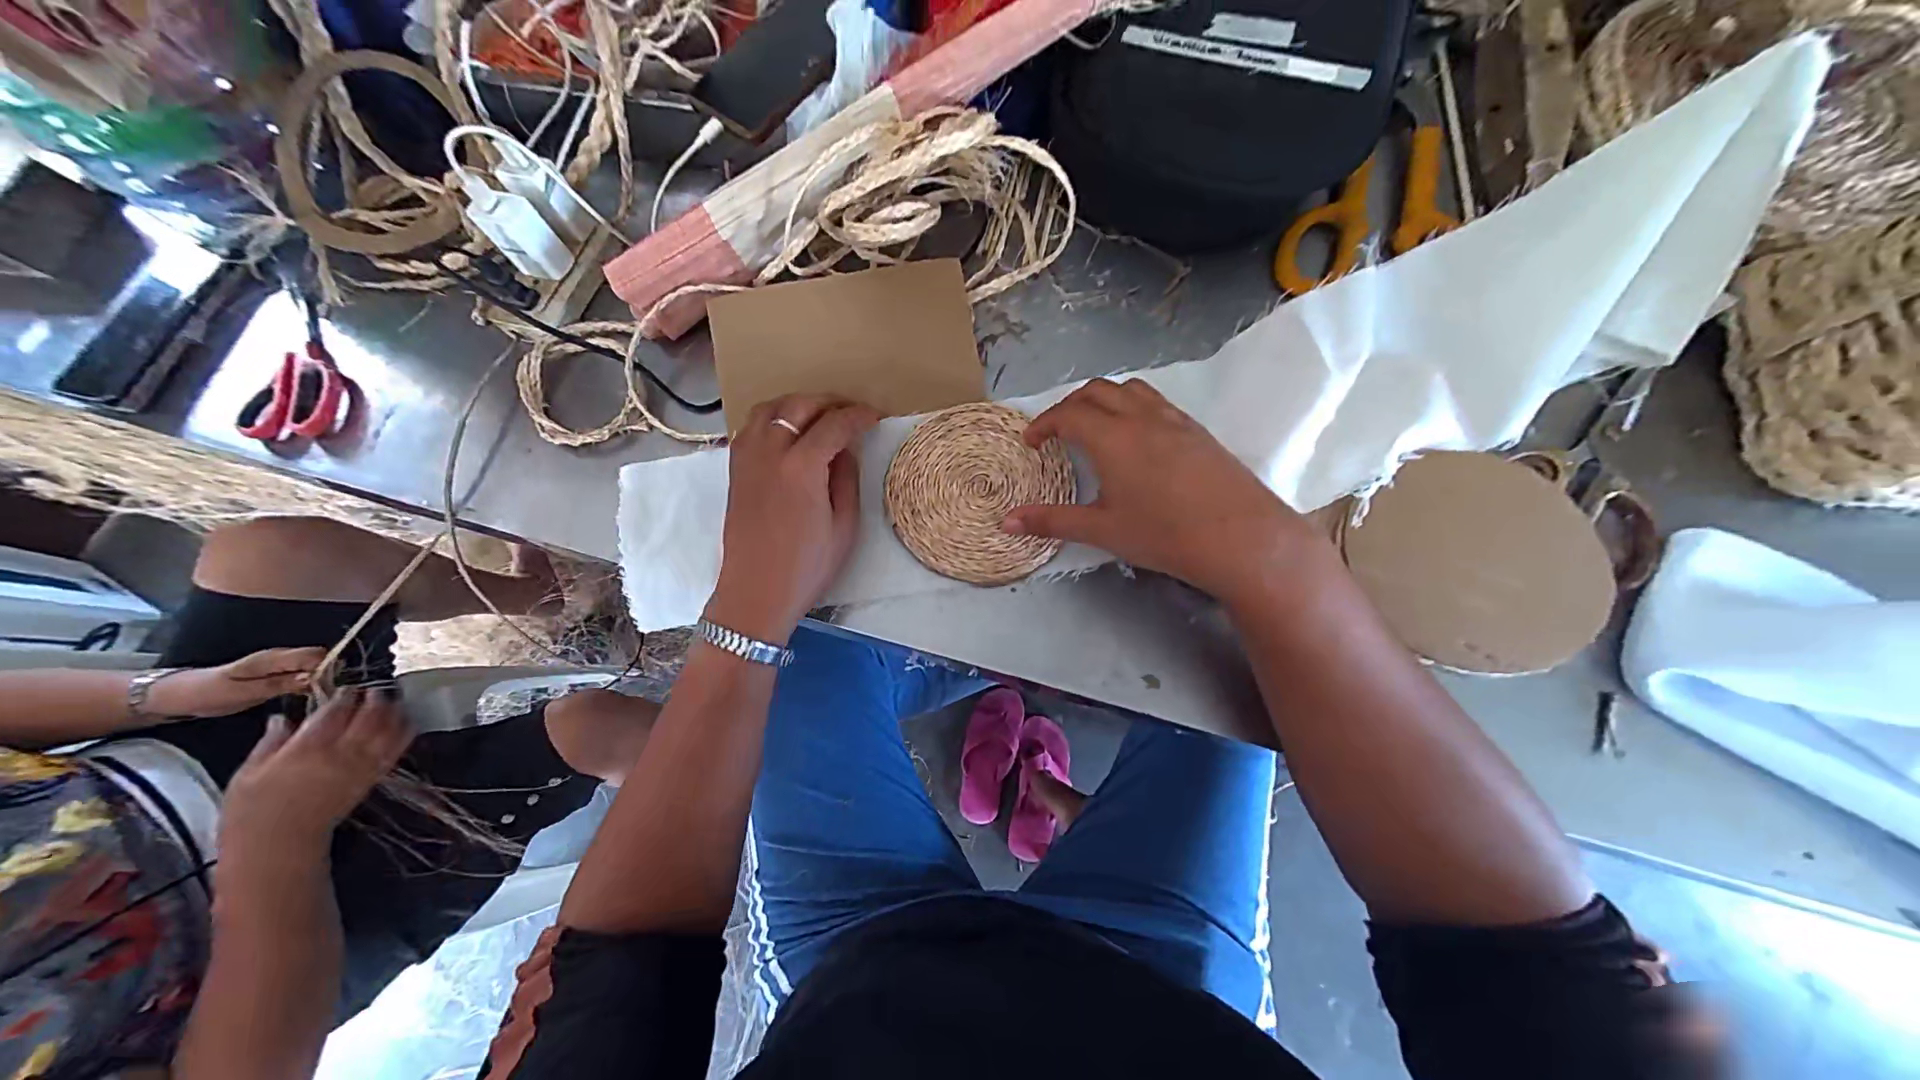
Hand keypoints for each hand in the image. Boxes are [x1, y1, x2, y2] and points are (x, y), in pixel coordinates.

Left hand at [147, 647, 326, 718]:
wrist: (179, 695)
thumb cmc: (207, 694)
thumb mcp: (241, 693)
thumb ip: (277, 685)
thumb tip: (313, 678)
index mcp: (273, 658)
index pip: (317, 655)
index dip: (329, 669)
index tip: (327, 689)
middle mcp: (282, 657)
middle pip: (321, 659)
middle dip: (330, 675)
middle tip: (325, 698)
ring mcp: (281, 665)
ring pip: (316, 667)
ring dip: (322, 681)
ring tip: (320, 700)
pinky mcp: (279, 674)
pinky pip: (306, 674)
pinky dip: (312, 684)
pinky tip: (309, 697)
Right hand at [220, 688, 411, 853]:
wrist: (277, 848)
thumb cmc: (252, 812)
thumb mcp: (247, 773)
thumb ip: (270, 742)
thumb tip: (281, 718)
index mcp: (307, 747)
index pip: (336, 710)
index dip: (344, 695)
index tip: (346, 687)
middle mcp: (341, 751)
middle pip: (370, 714)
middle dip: (375, 697)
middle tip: (374, 690)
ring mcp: (362, 764)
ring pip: (390, 728)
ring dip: (394, 711)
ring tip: (392, 702)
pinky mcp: (373, 778)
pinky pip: (397, 749)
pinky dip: (404, 731)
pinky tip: (406, 722)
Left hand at [706, 394, 880, 643]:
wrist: (756, 592)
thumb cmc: (807, 567)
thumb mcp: (844, 526)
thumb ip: (846, 479)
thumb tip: (846, 449)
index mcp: (801, 467)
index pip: (834, 424)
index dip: (858, 416)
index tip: (875, 417)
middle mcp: (769, 453)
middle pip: (799, 406)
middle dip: (829, 403)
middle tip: (851, 413)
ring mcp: (747, 459)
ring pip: (770, 408)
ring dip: (797, 405)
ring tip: (819, 417)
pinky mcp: (735, 470)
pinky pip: (752, 426)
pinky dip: (774, 418)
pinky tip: (790, 433)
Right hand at [1001, 378, 1326, 603]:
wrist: (1242, 538)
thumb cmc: (1164, 534)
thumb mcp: (1102, 530)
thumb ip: (1052, 521)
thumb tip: (1007, 521)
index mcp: (1112, 437)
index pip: (1068, 414)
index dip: (1043, 424)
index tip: (1031, 443)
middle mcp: (1141, 417)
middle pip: (1097, 391)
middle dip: (1069, 406)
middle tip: (1057, 433)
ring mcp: (1174, 419)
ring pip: (1130, 389)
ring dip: (1103, 399)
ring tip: (1095, 427)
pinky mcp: (1197, 430)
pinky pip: (1155, 402)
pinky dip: (1132, 407)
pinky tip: (1137, 440)